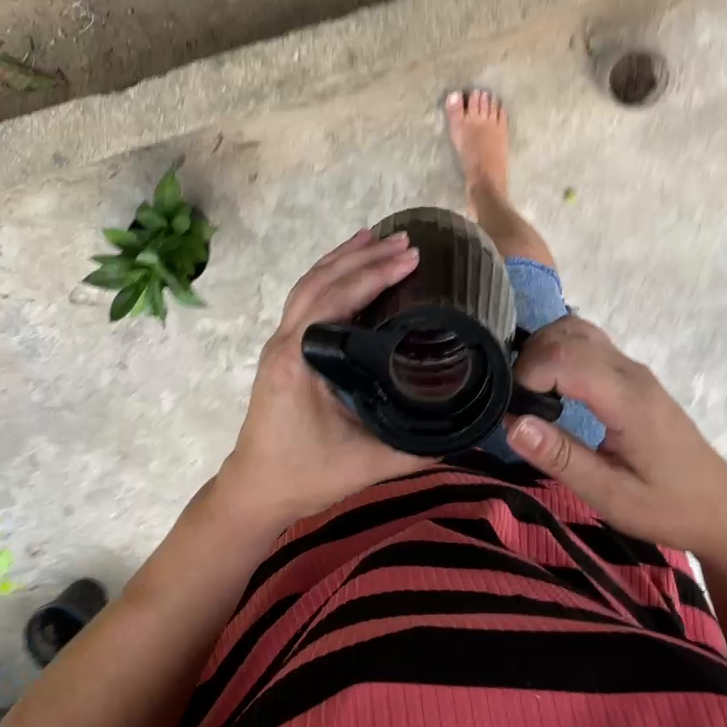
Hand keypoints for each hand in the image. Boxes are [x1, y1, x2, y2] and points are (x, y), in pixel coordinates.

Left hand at [214, 230, 432, 530]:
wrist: (256, 490)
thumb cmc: (306, 475)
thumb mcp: (368, 463)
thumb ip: (419, 445)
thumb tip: (470, 426)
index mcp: (298, 360)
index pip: (335, 299)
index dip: (373, 274)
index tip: (411, 259)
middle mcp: (284, 342)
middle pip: (321, 281)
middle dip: (365, 257)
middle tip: (407, 242)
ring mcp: (279, 342)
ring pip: (309, 284)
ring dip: (344, 258)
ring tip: (379, 237)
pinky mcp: (282, 348)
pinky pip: (305, 297)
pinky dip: (329, 274)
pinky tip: (349, 267)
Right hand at [505, 317, 726, 562]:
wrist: (723, 510)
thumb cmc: (668, 507)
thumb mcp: (611, 496)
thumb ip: (561, 457)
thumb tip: (511, 422)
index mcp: (627, 398)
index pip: (564, 357)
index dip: (527, 373)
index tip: (512, 409)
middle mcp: (630, 372)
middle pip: (567, 335)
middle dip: (529, 359)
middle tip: (515, 402)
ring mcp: (633, 369)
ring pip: (576, 331)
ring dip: (543, 351)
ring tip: (528, 393)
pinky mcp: (631, 375)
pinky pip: (587, 343)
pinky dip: (559, 351)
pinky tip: (551, 386)